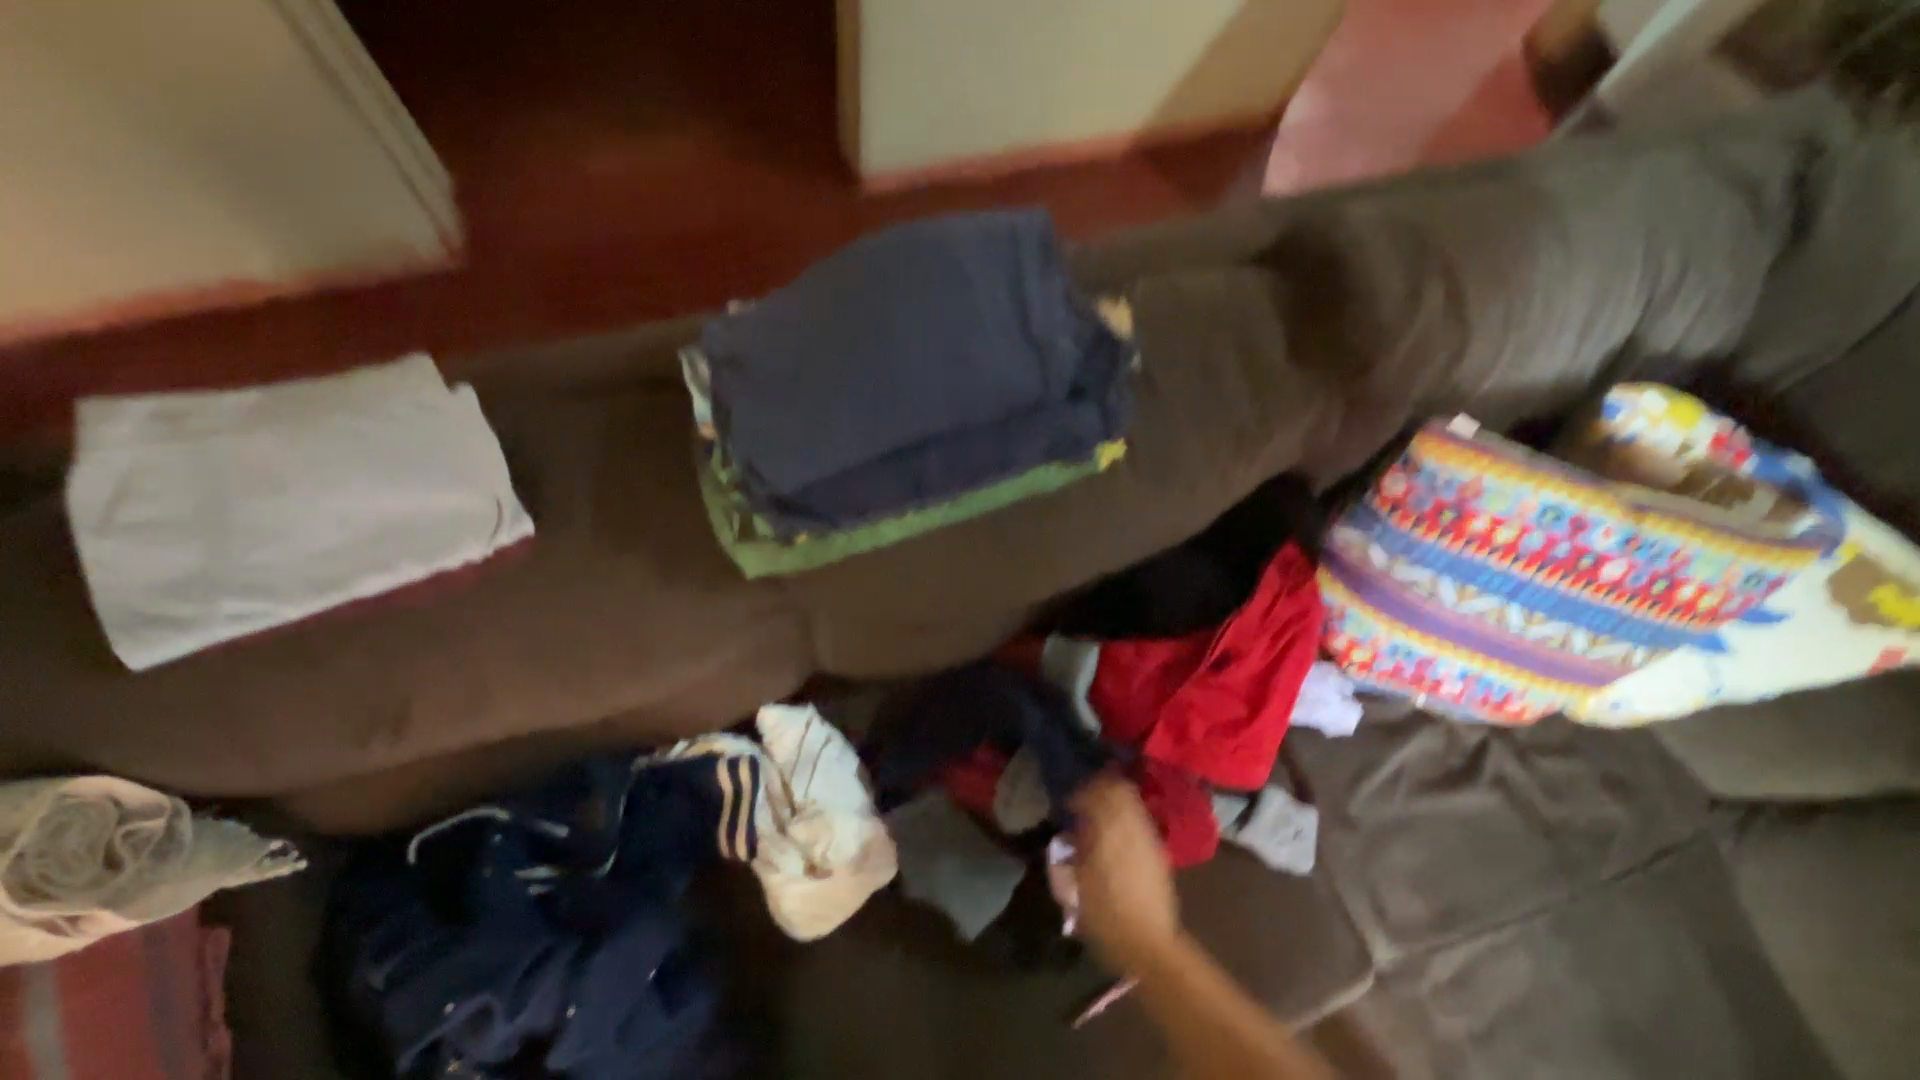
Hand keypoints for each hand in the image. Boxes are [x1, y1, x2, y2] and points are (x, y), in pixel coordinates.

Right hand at [1069, 774, 1181, 972]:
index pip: (1096, 793)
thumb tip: (1068, 836)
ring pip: (1132, 803)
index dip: (1080, 793)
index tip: (1068, 803)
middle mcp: (1131, 828)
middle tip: (1083, 802)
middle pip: (1119, 790)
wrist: (1148, 945)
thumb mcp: (1073, 887)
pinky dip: (1126, 818)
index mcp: (1107, 833)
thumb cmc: (1104, 918)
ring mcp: (1148, 839)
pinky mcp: (1159, 852)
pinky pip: (1141, 821)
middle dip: (1099, 790)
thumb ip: (1069, 853)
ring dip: (1114, 802)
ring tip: (1099, 816)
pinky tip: (1116, 835)